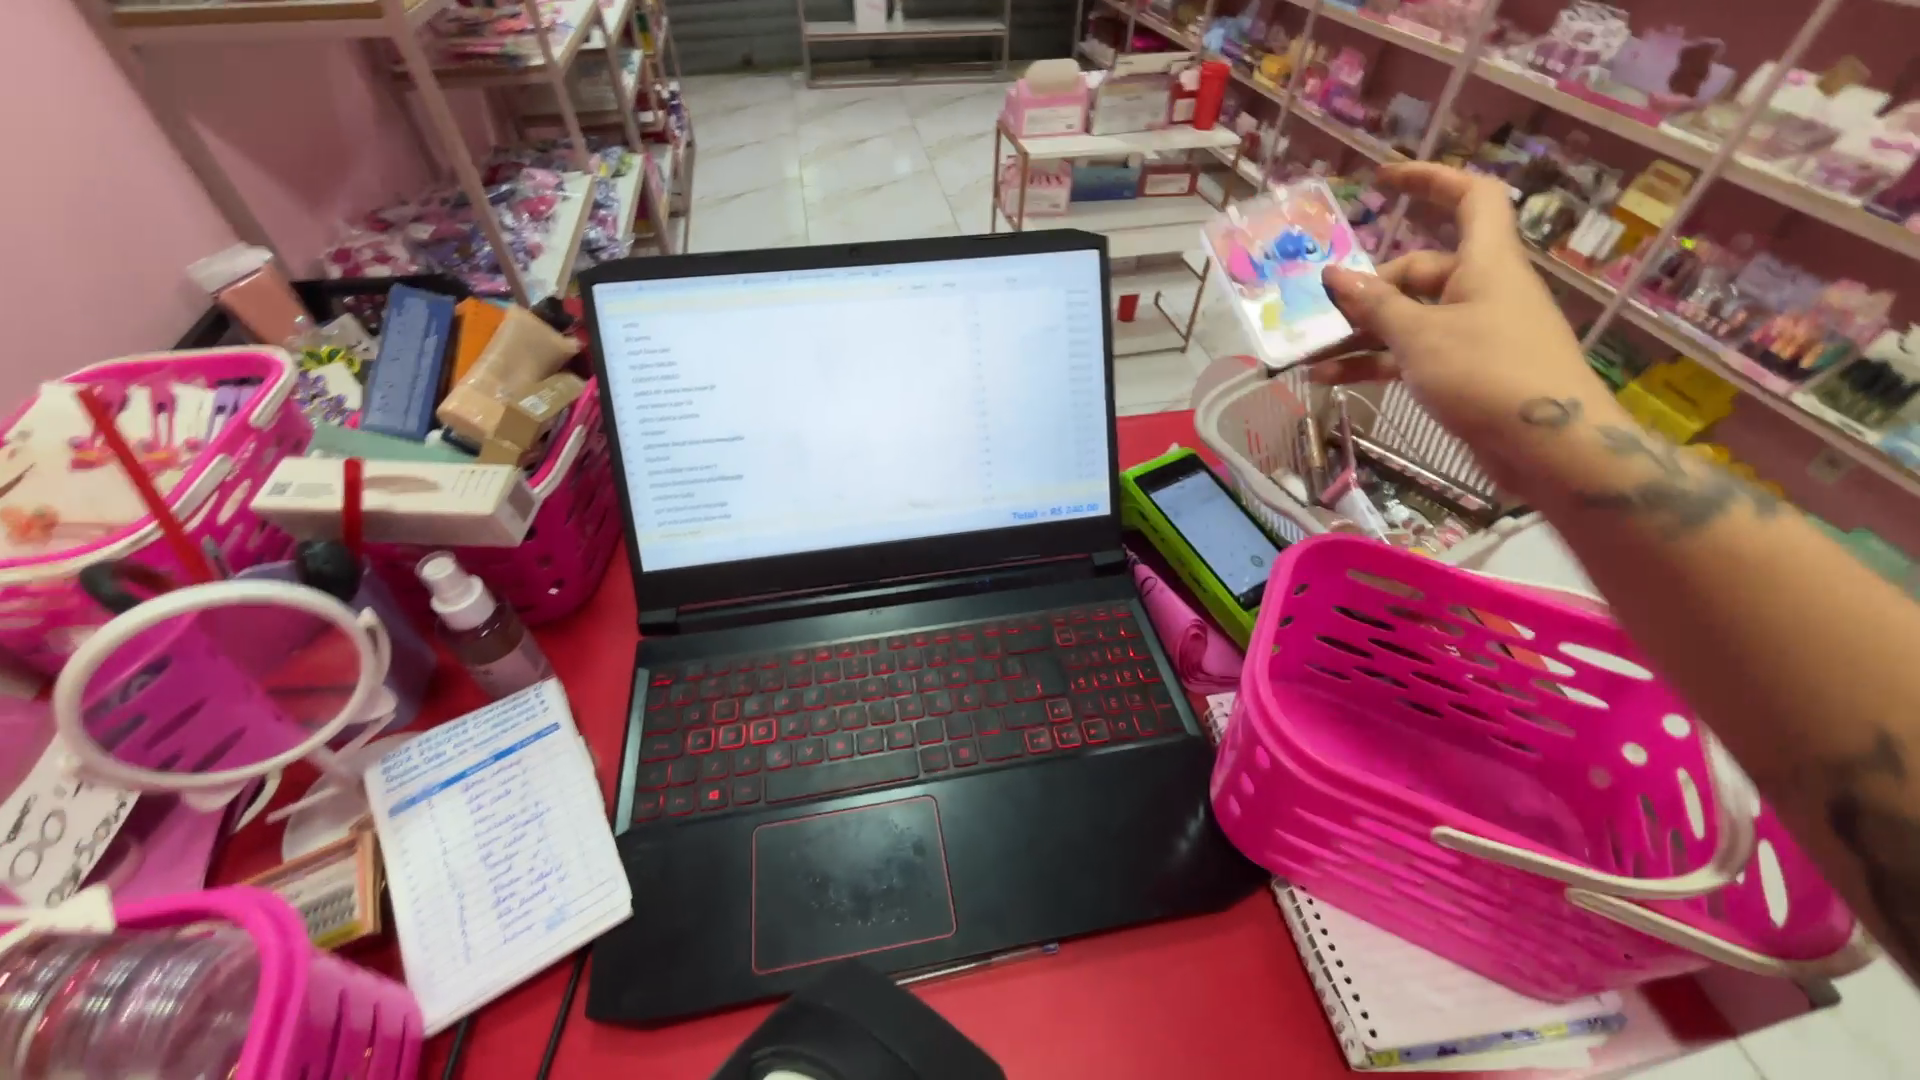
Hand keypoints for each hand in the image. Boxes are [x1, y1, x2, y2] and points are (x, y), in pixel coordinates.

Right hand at [1312, 164, 1622, 455]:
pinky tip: (1332, 379)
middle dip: (1367, 292)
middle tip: (1323, 316)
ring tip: (1311, 356)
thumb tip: (1334, 276)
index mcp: (1485, 262)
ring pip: (1407, 319)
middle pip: (1417, 271)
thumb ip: (1374, 305)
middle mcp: (1480, 289)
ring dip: (1360, 335)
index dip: (1429, 180)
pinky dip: (1375, 363)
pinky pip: (1411, 354)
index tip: (1382, 180)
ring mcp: (1472, 332)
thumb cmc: (1487, 373)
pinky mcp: (1464, 371)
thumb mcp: (1420, 335)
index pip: (1468, 198)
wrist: (1547, 446)